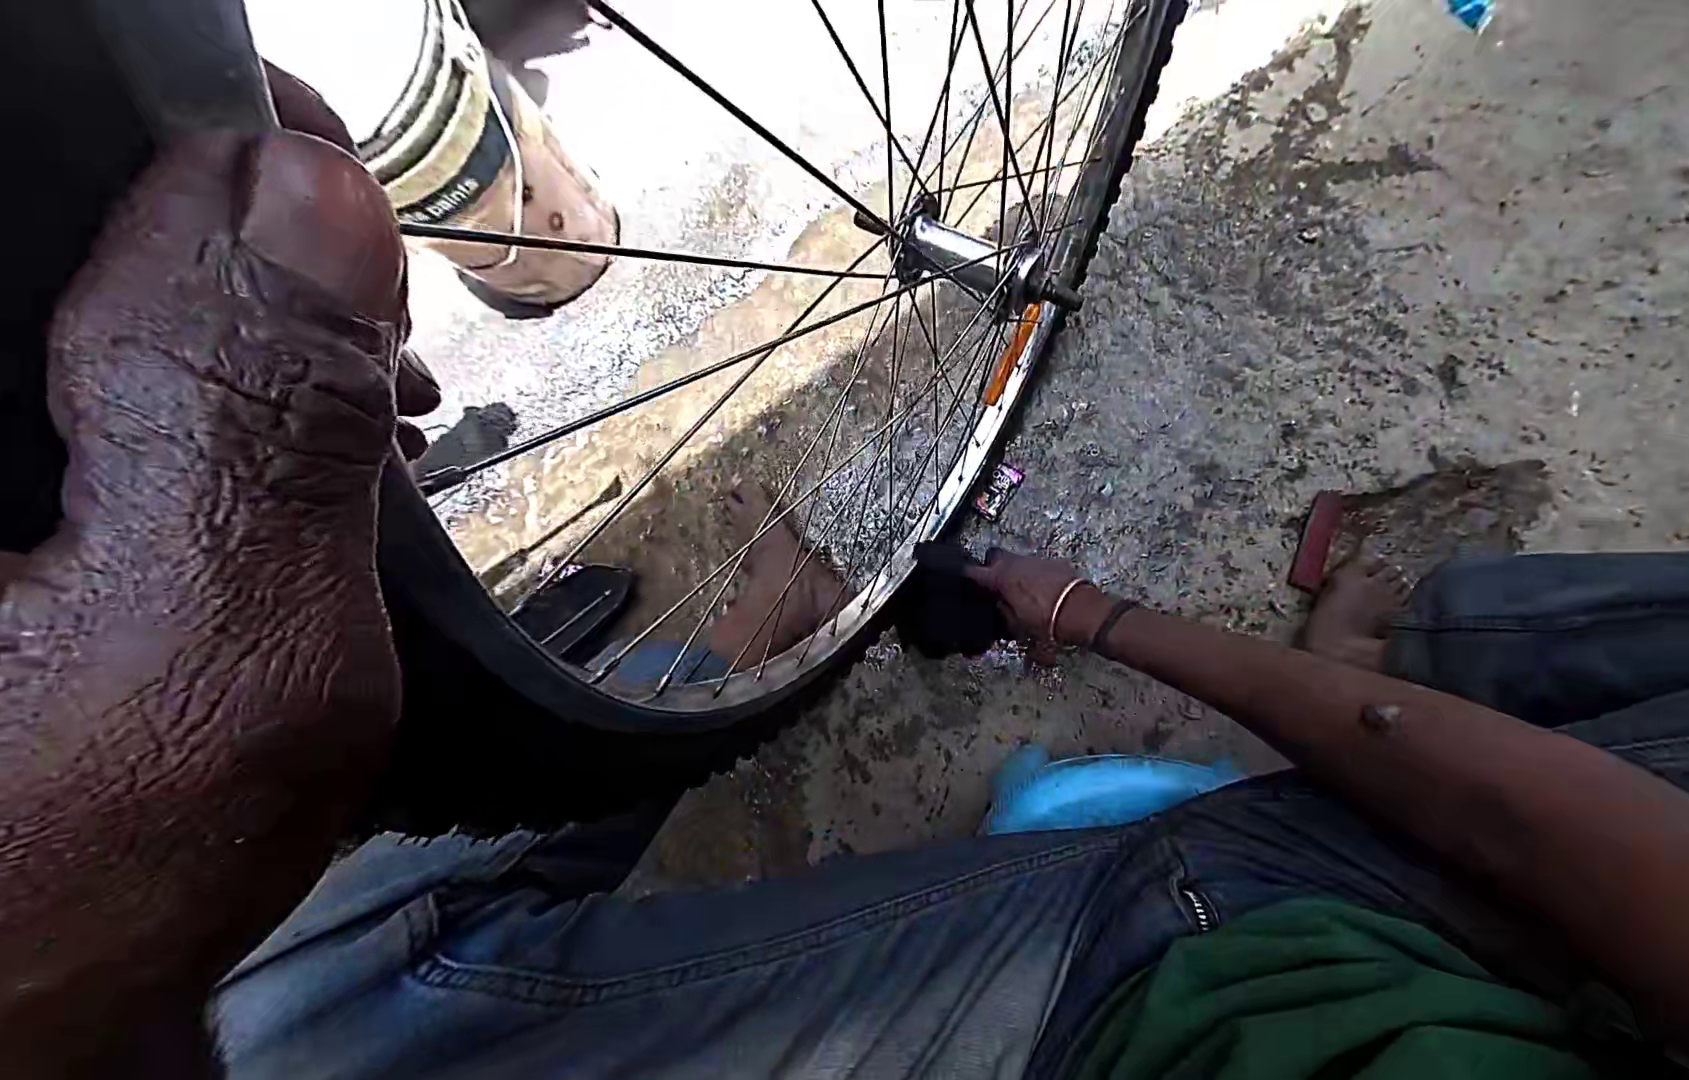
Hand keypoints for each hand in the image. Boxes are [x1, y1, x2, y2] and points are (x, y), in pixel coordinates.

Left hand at [0, 69, 429, 1069]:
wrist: (12, 1009)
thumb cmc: (92, 851)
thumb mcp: (224, 624)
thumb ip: (263, 415)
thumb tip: (323, 193)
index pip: (30, 162)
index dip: (190, 145)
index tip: (338, 179)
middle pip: (72, 248)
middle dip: (248, 271)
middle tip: (385, 345)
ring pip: (102, 319)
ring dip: (258, 341)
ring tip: (380, 413)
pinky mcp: (19, 511)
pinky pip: (113, 392)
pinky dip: (231, 397)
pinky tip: (317, 453)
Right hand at [964, 548, 1114, 650]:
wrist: (1081, 611)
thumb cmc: (1047, 621)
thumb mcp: (1016, 625)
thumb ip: (1001, 612)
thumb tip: (996, 607)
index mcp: (1001, 577)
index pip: (972, 571)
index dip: (966, 577)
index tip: (963, 581)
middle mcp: (1015, 563)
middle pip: (994, 556)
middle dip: (991, 567)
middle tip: (994, 585)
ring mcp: (1034, 559)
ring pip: (1015, 560)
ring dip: (1014, 571)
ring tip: (1018, 591)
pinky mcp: (1052, 562)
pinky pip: (1035, 565)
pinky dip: (1033, 574)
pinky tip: (1038, 590)